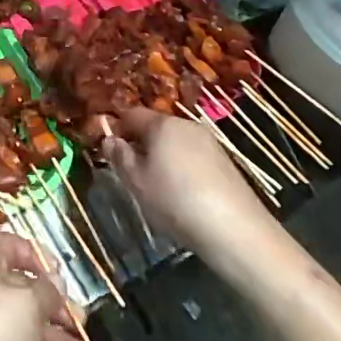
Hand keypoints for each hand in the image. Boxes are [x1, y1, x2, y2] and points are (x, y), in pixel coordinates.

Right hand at [103, 109, 281, 273]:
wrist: (232, 226)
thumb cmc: (175, 201)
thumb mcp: (138, 183)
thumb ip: (121, 158)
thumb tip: (110, 138)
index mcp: (162, 124)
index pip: (133, 114)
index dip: (117, 127)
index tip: (108, 148)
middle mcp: (186, 124)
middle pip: (157, 126)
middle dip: (141, 143)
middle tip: (131, 172)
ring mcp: (208, 140)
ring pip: (176, 141)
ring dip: (162, 155)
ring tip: (156, 185)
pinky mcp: (223, 159)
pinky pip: (193, 154)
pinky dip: (182, 166)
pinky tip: (182, 192)